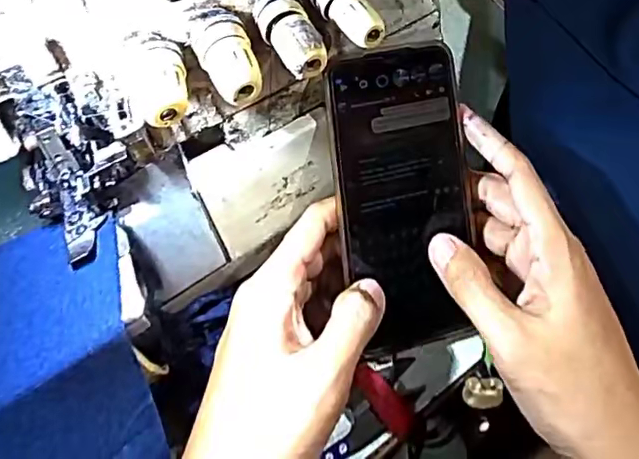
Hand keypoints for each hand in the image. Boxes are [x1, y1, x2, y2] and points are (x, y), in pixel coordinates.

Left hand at [185, 198, 383, 458]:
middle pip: (314, 251)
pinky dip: (331, 314)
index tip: (368, 202)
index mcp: (269, 291)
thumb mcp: (324, 372)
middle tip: (380, 264)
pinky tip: (347, 337)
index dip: (342, 207)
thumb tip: (373, 288)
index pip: (311, 223)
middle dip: (350, 255)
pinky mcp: (267, 347)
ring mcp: (261, 323)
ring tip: (367, 307)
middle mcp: (261, 300)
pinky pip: (306, 311)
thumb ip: (356, 317)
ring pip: (312, 283)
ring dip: (342, 288)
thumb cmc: (258, 438)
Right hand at [430, 107, 638, 458]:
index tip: (466, 119)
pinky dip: (482, 257)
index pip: (518, 175)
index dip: (490, 141)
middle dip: (469, 189)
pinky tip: (460, 265)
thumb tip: (442, 245)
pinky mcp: (544, 294)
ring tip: (437, 227)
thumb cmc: (581, 390)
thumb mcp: (512, 339)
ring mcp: (549, 272)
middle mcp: (553, 251)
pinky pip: (507, 261)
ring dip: (473, 227)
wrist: (615, 433)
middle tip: (431, 185)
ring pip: (503, 232)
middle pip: (506, 200)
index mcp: (553, 247)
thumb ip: (471, 286)